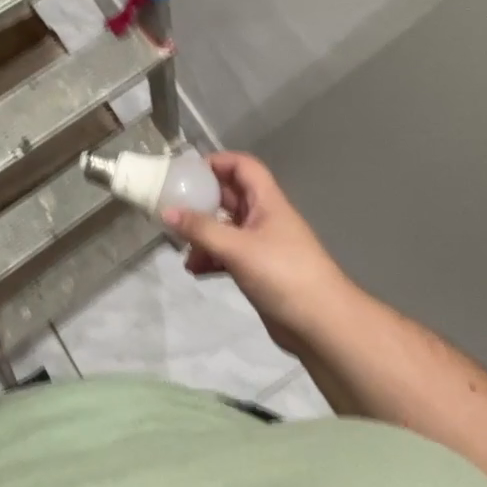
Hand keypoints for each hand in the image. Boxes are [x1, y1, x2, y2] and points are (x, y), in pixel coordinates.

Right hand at [163, 152, 354, 355]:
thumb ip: (201, 229)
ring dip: (203, 234)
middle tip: (173, 206)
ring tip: (182, 247)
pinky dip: (211, 258)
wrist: (321, 324)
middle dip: (203, 200)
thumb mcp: (237, 248)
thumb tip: (165, 211)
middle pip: (231, 196)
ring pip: (226, 228)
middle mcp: (265, 218)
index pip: (243, 166)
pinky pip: (227, 254)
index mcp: (267, 202)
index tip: (187, 173)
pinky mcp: (258, 270)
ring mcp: (262, 245)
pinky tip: (195, 270)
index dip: (217, 162)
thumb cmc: (283, 274)